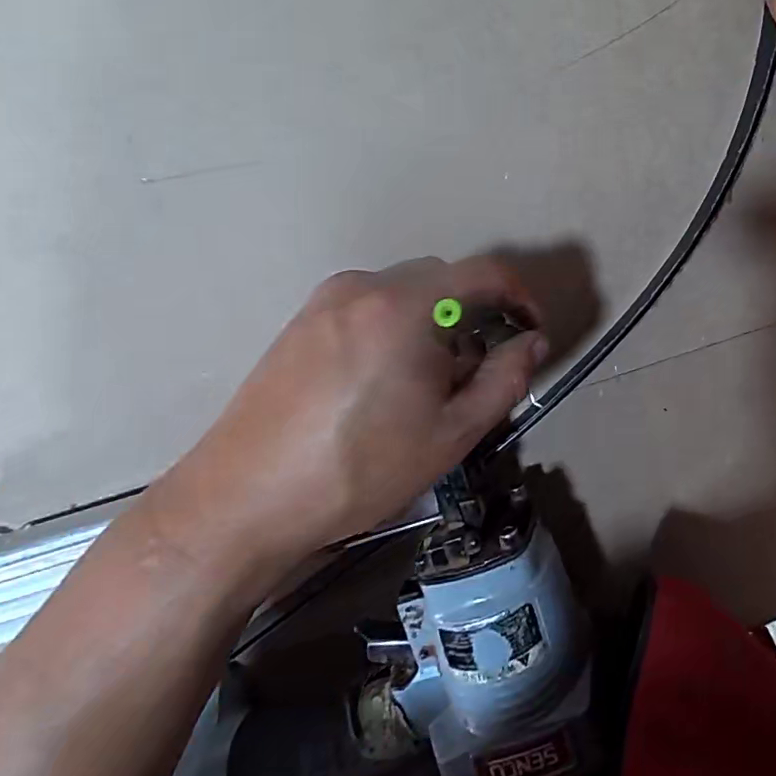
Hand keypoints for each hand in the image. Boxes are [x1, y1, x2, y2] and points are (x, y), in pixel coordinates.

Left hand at [143, 256, 545, 581]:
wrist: (243, 502)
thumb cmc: (359, 470)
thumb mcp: (451, 433)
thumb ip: (503, 379)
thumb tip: (532, 342)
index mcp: (405, 305)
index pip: (483, 273)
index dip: (520, 296)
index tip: (531, 331)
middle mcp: (363, 286)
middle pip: (442, 279)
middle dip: (473, 316)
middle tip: (474, 375)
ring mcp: (325, 301)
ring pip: (404, 294)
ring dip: (434, 325)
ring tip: (425, 389)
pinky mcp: (301, 322)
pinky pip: (368, 307)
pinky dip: (396, 329)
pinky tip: (381, 385)